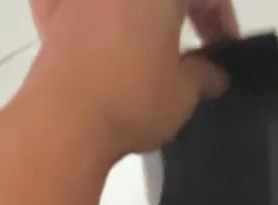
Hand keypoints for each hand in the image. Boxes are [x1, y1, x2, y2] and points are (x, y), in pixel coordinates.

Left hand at [15, 0, 239, 168]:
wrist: (66, 119)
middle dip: (184, 9)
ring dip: (141, 12)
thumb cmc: (133, 100)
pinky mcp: (51, 9)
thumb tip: (213, 72)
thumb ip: (203, 75)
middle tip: (193, 41)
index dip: (221, 15)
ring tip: (151, 41)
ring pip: (123, 0)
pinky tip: (97, 29)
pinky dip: (88, 12)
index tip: (225, 47)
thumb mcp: (183, 94)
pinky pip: (68, 1)